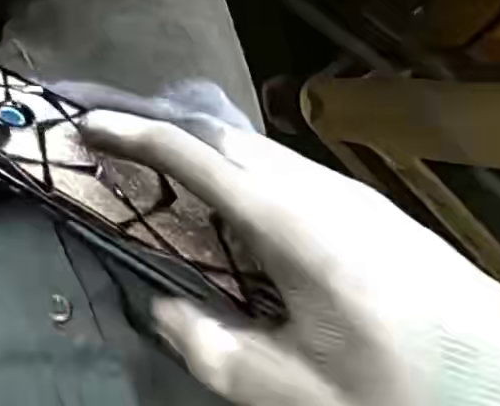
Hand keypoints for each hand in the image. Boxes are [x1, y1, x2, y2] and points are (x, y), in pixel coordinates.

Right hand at [79, 103, 499, 405]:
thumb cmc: (416, 400)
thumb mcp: (304, 399)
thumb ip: (214, 352)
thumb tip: (162, 309)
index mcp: (285, 219)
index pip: (187, 153)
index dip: (128, 131)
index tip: (83, 121)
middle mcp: (311, 186)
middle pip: (217, 134)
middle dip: (158, 126)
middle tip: (115, 138)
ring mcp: (349, 194)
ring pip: (252, 146)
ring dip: (198, 145)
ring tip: (164, 163)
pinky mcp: (376, 212)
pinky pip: (282, 166)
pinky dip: (237, 165)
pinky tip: (240, 201)